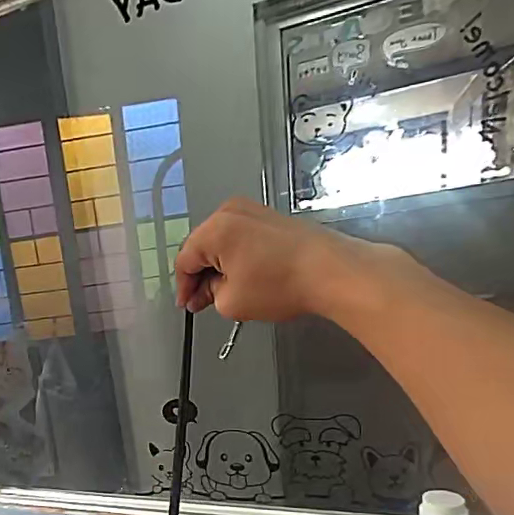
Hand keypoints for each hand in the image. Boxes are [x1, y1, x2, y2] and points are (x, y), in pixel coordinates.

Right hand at [174, 198, 389, 321]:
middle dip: (201, 276)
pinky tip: (246, 279)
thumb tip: (207, 292)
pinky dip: (238, 258)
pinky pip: (242, 237)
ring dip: (220, 267)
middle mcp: (231, 212)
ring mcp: (253, 211)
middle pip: (202, 246)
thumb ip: (209, 296)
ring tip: (227, 294)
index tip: (187, 303)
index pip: (184, 260)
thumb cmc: (285, 282)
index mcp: (215, 229)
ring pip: (222, 242)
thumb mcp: (232, 302)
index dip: (183, 287)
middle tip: (203, 301)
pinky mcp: (271, 218)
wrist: (330, 271)